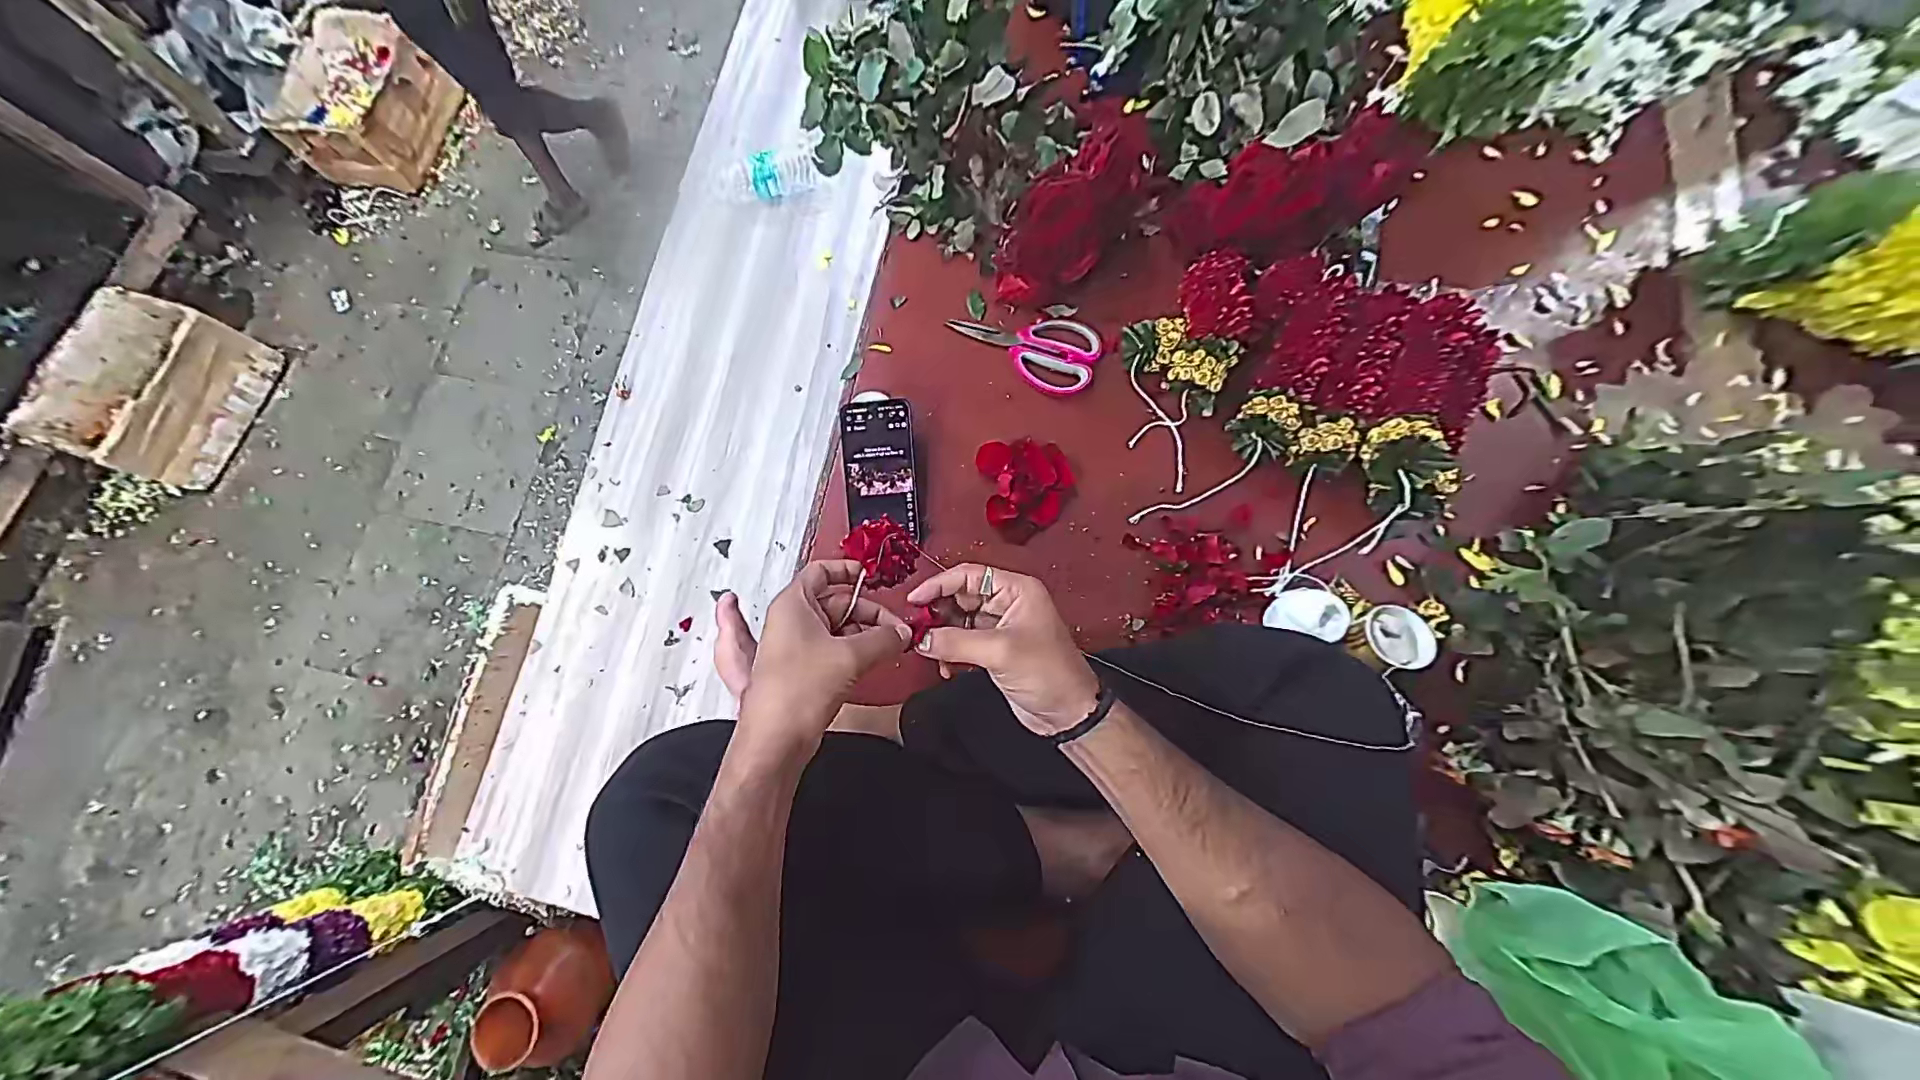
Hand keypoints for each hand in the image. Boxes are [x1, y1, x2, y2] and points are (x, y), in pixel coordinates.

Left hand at [739, 560, 910, 754]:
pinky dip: (853, 650)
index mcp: (792, 604)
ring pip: (835, 626)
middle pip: (834, 601)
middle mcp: (790, 621)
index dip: (846, 570)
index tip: (868, 576)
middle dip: (867, 611)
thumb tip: (901, 632)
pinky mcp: (802, 668)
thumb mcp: (851, 655)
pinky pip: (832, 648)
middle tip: (893, 625)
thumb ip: (884, 638)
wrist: (777, 738)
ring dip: (863, 632)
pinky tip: (873, 658)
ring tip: (889, 644)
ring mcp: (794, 645)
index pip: (820, 571)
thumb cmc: (795, 691)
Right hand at [907, 565, 1100, 736]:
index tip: (915, 599)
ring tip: (926, 647)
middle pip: (961, 596)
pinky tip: (944, 665)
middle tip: (916, 626)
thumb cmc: (1051, 674)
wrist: (1068, 712)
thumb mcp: (1000, 652)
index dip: (939, 584)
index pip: (970, 575)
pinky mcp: (994, 649)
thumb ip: (956, 642)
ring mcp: (1000, 627)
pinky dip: (949, 651)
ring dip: (941, 634)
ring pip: (958, 620)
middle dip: (937, 611)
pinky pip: (962, 641)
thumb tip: (922, 639)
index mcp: (1017, 590)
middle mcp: (1008, 603)